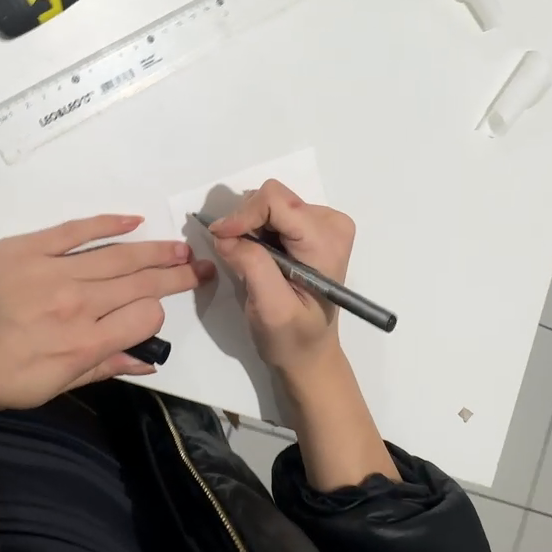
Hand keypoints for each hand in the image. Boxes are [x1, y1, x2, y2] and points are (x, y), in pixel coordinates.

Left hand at [0, 215, 213, 418]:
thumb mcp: (42, 391)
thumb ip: (97, 370)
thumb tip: (145, 360)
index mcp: (80, 345)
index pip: (143, 317)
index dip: (158, 311)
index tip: (166, 304)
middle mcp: (75, 304)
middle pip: (139, 282)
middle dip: (175, 274)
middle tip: (200, 265)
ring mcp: (51, 270)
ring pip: (117, 255)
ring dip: (152, 250)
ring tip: (178, 246)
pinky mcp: (26, 247)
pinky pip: (76, 230)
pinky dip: (107, 224)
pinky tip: (131, 221)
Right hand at [206, 180, 354, 376]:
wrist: (309, 353)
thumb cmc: (293, 338)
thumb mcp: (271, 309)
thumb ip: (252, 266)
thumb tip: (224, 234)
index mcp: (327, 241)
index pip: (277, 201)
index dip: (243, 215)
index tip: (221, 237)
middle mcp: (330, 223)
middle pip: (272, 198)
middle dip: (246, 222)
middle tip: (234, 254)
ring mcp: (322, 223)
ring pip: (269, 202)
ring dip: (250, 227)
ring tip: (250, 260)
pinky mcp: (310, 226)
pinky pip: (272, 211)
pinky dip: (256, 229)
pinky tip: (259, 255)